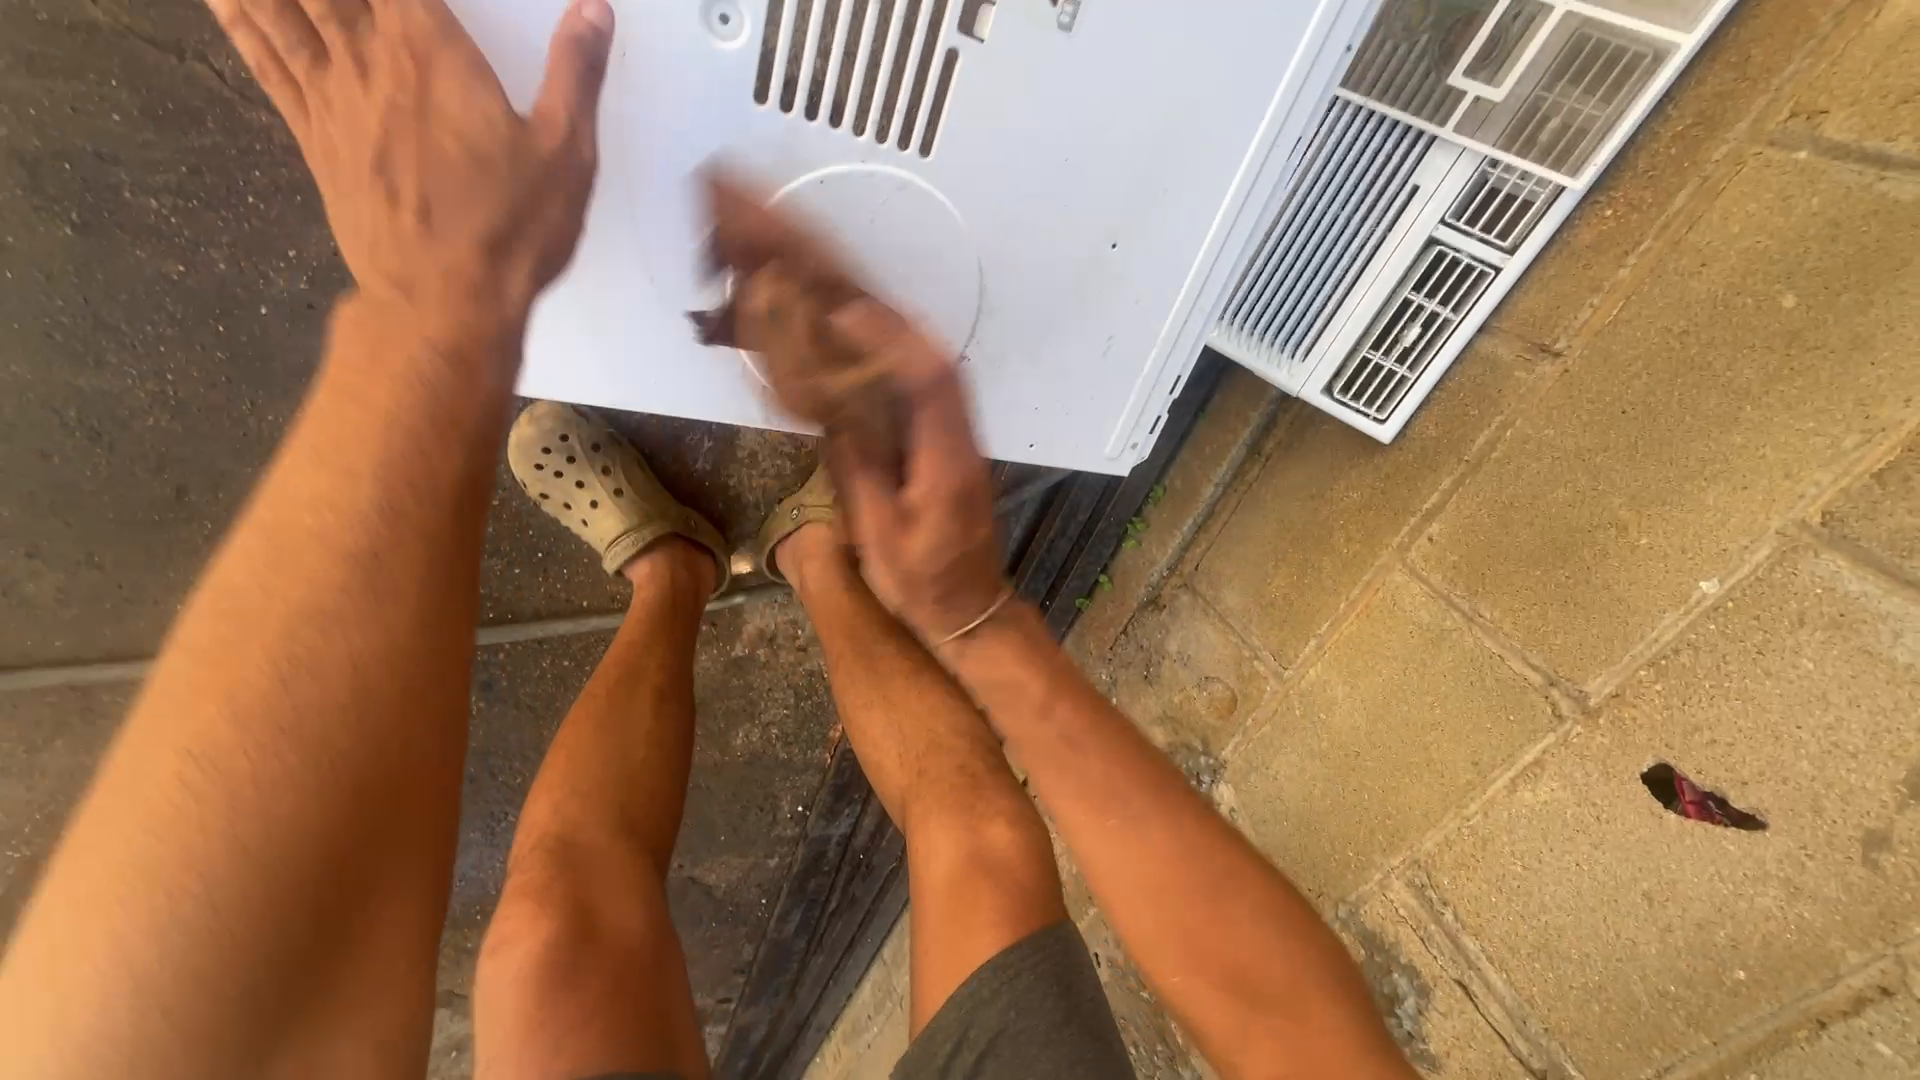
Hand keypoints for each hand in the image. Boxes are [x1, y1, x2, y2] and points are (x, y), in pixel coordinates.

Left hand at [206, 0, 614, 337]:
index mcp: (432, 53)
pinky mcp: (315, 139)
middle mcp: (369, 60)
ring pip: (277, 4)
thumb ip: (574, 73)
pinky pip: (265, 60)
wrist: (445, 299)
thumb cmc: (512, 228)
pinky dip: (239, 19)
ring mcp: (333, 98)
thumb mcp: (567, 154)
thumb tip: (593, 8)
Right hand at [824, 301, 1008, 641]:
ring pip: (932, 368)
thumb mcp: (881, 536)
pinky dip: (896, 359)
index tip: (846, 311)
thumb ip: (859, 470)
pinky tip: (863, 346)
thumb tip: (834, 410)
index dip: (889, 339)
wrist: (971, 608)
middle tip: (838, 291)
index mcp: (946, 461)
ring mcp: (961, 440)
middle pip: (932, 359)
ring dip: (891, 332)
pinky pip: (927, 388)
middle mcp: (961, 439)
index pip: (928, 381)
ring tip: (843, 303)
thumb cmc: (925, 584)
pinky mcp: (951, 445)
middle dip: (885, 318)